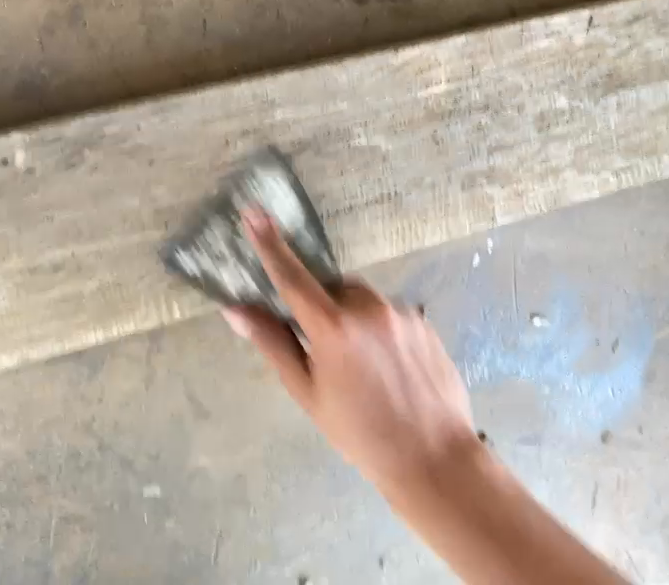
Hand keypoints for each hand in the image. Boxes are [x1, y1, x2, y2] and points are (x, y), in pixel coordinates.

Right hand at [225, 209, 481, 492]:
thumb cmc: (359, 432)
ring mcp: (399, 312)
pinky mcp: (422, 320)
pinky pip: (389, 314)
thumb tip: (235, 310)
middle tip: (324, 350)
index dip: (269, 243)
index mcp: (332, 328)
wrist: (433, 458)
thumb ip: (272, 343)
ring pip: (361, 299)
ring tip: (363, 367)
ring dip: (352, 318)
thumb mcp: (307, 393)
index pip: (291, 276)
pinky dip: (379, 330)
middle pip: (331, 288)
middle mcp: (367, 308)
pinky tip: (388, 368)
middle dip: (322, 306)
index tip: (253, 211)